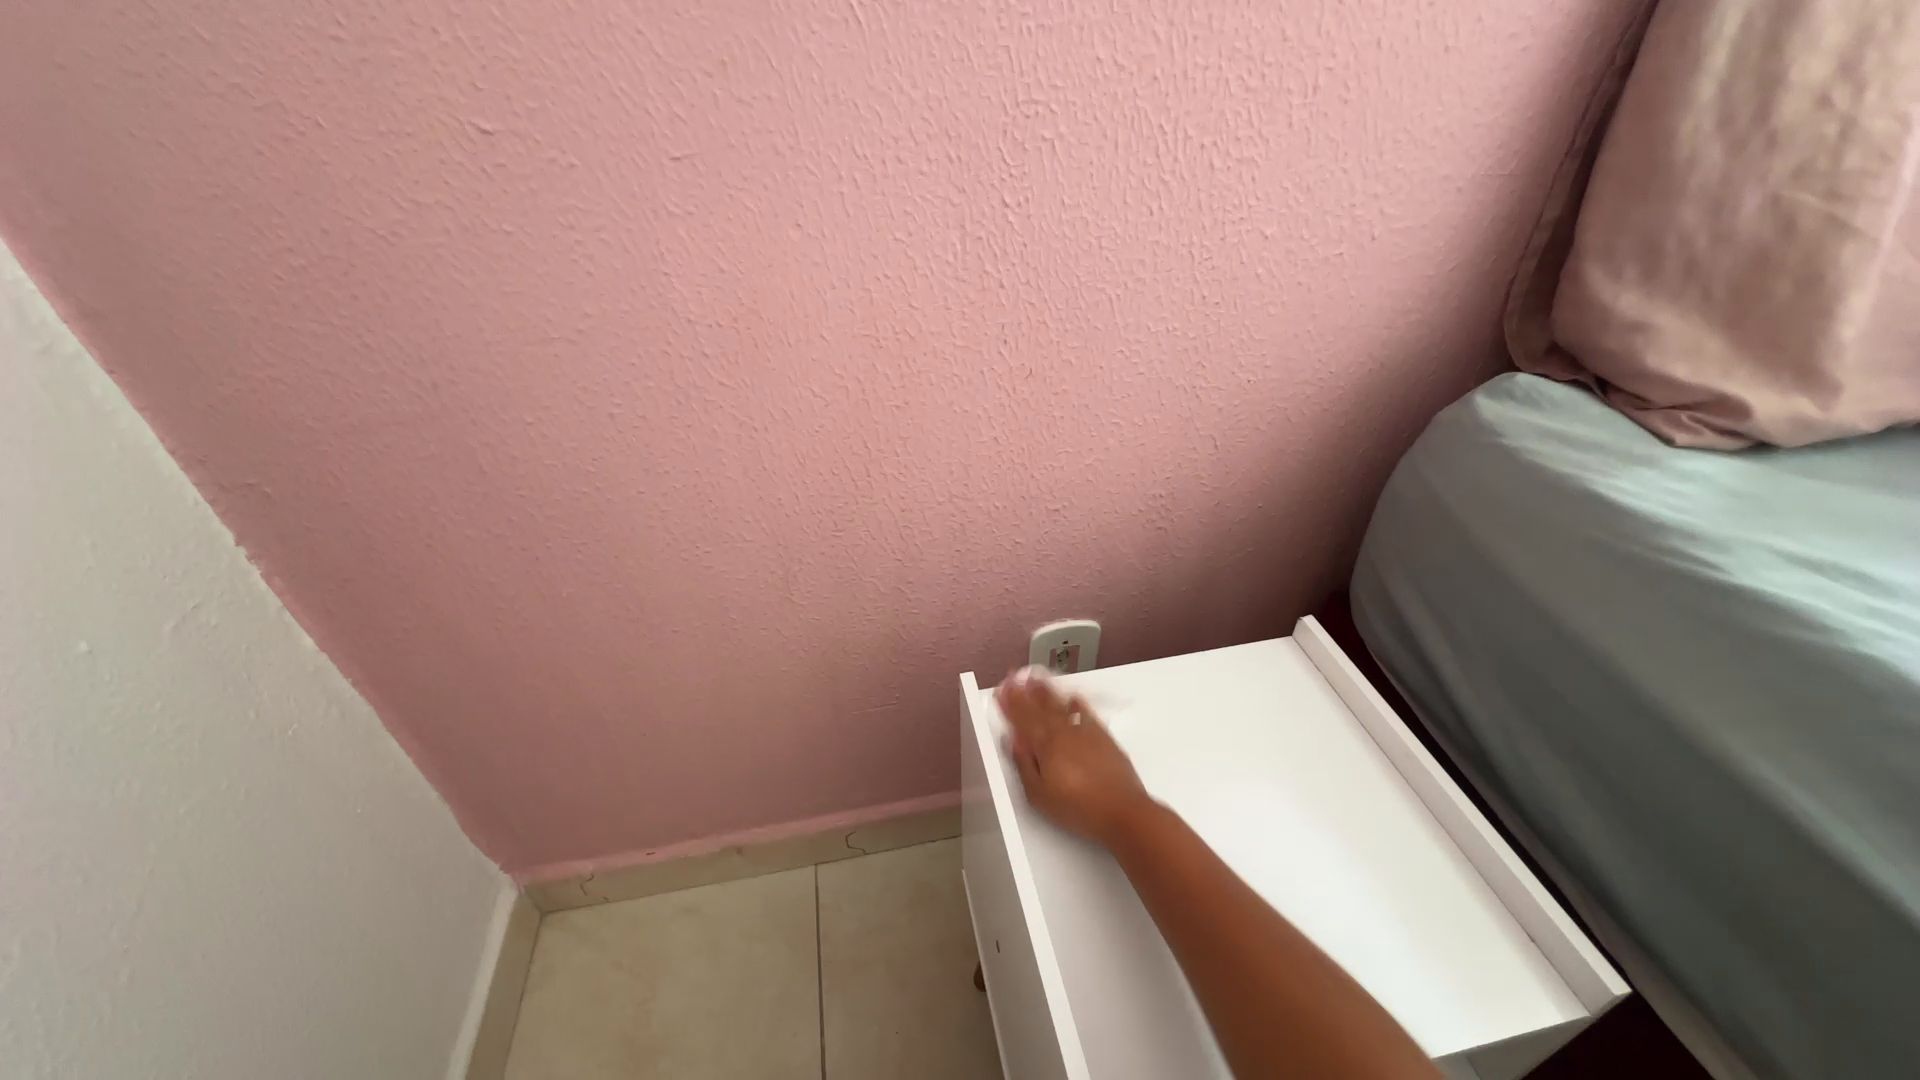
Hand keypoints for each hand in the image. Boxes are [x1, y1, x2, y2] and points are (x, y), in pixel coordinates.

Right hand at [996, 667, 1157, 849]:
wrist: (1123, 810)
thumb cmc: (1078, 807)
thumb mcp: (1039, 795)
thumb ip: (1024, 764)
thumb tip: (1014, 742)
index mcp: (1046, 745)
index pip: (1023, 719)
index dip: (1010, 703)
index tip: (1001, 691)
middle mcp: (1065, 732)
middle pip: (1040, 707)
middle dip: (1025, 692)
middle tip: (1014, 677)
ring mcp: (1086, 732)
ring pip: (1061, 705)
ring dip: (1047, 691)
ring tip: (1036, 679)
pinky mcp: (1103, 737)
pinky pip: (1085, 712)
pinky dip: (1076, 703)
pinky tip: (1072, 698)